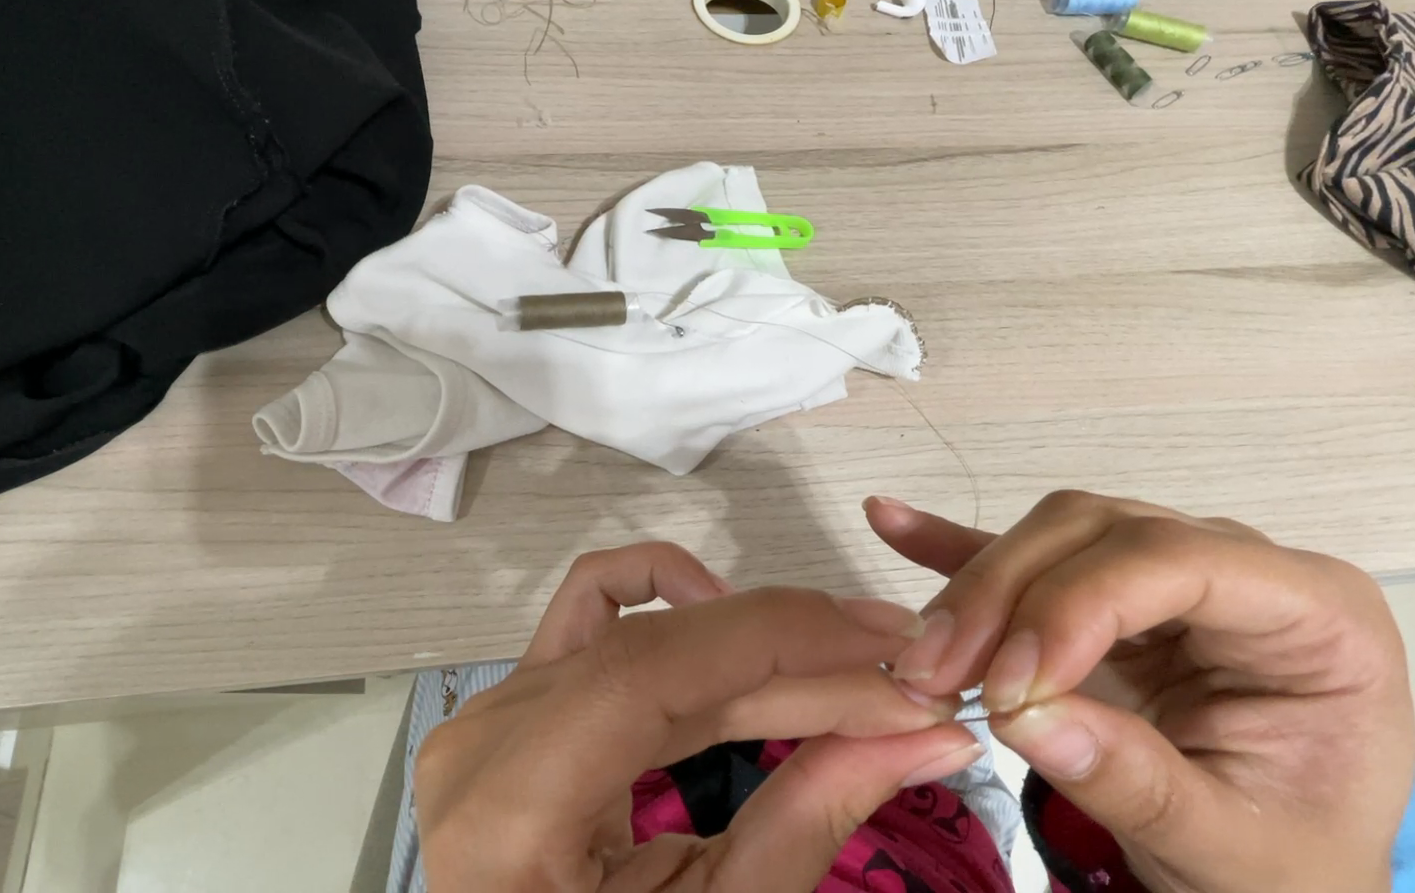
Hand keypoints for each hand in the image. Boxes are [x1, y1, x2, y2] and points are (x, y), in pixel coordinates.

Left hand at [415, 542, 984, 890]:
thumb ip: (806, 823)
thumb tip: (924, 739)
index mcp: (509, 807)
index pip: (650, 671)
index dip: (779, 639)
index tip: (893, 648)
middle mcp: (490, 732)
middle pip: (657, 651)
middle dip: (796, 656)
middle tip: (903, 674)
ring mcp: (496, 706)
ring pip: (635, 628)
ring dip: (753, 638)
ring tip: (850, 658)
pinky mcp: (519, 696)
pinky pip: (590, 608)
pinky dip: (666, 592)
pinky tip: (728, 614)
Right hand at [865, 491, 1414, 892]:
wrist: (1277, 868)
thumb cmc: (1285, 862)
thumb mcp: (1235, 854)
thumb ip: (1138, 783)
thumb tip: (1021, 715)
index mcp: (1312, 614)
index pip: (1171, 560)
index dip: (1075, 607)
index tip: (1008, 688)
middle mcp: (1233, 563)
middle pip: (1091, 532)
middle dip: (1002, 598)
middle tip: (934, 676)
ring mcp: (1159, 565)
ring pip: (1044, 535)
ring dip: (973, 592)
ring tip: (919, 658)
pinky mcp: (1095, 585)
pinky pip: (1017, 553)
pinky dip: (950, 543)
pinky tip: (888, 519)